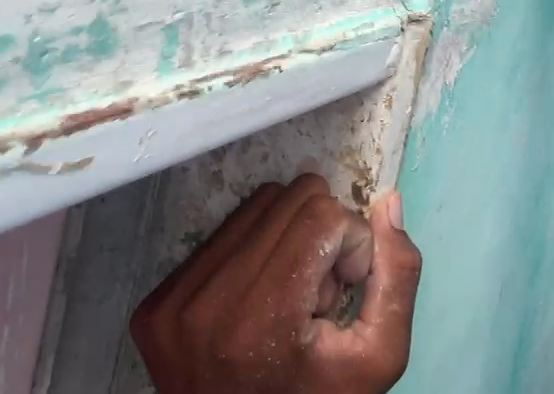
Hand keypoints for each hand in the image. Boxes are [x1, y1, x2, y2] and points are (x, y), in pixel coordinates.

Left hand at [130, 174, 421, 393]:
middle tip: (320, 289)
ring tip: (291, 292)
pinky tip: (261, 298)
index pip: (324, 215)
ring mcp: (173, 304)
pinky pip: (227, 230)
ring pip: (260, 204)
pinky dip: (258, 250)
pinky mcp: (154, 306)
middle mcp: (207, 303)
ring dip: (291, 236)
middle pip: (293, 198)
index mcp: (262, 317)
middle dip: (324, 233)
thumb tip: (387, 201)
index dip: (352, 242)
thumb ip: (399, 273)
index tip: (346, 287)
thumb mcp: (380, 354)